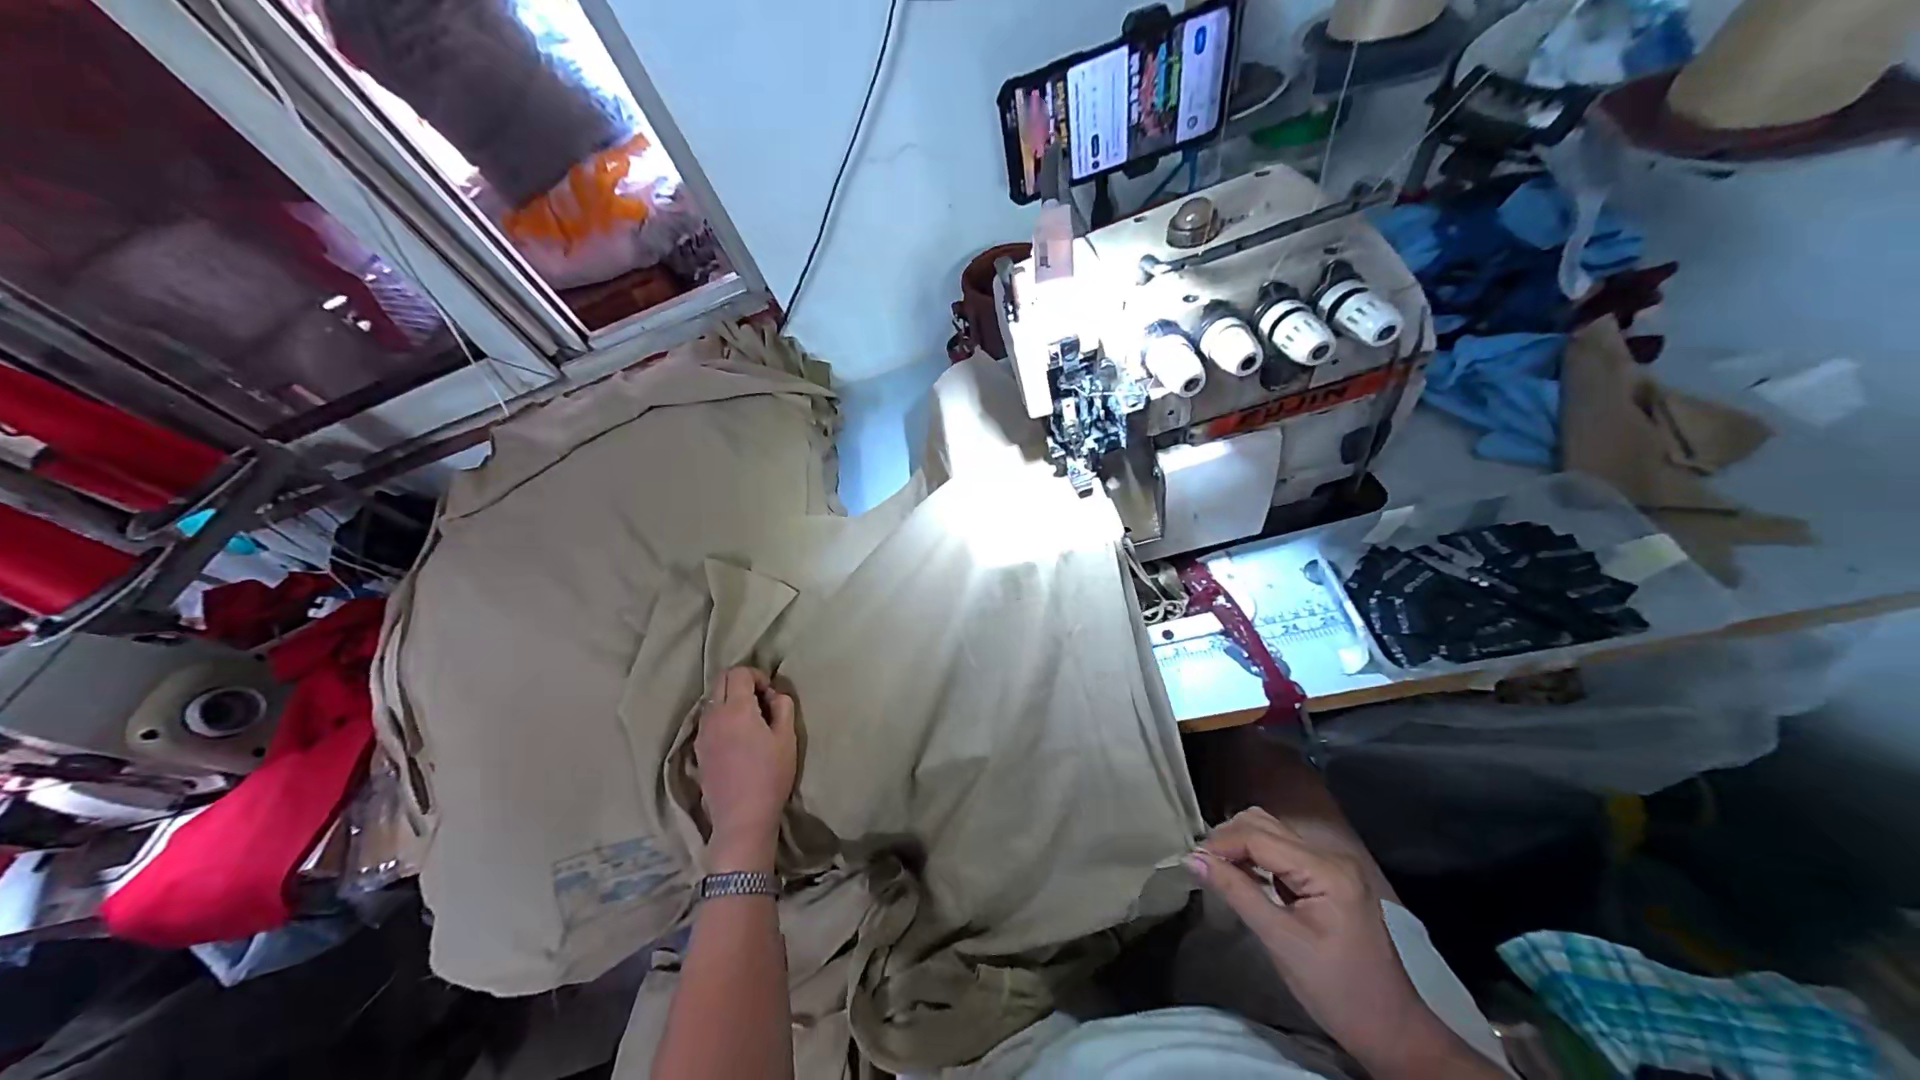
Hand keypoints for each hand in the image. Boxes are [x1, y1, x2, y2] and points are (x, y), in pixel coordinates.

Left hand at [693, 667, 795, 874]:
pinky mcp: (698, 751)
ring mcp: (702, 734)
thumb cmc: (770, 775)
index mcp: (735, 708)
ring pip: (712, 700)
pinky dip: (722, 717)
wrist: (742, 818)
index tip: (770, 693)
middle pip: (721, 681)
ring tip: (750, 721)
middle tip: (761, 702)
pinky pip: (708, 720)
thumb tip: (774, 695)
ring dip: (730, 700)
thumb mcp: (787, 738)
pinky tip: (737, 739)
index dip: (757, 675)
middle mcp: (713, 716)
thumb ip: (783, 707)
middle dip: (741, 683)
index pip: (739, 672)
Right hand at [1188, 809, 1489, 1077]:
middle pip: (1265, 825)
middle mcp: (1331, 856)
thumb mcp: (1280, 940)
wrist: (1390, 1029)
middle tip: (1202, 865)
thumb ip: (1236, 892)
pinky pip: (1283, 852)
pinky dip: (1257, 858)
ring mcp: (1333, 865)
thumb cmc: (1336, 990)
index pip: (1260, 837)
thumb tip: (1191, 859)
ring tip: (1218, 871)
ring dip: (1241, 846)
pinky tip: (1242, 877)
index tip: (1190, 861)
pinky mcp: (1329, 878)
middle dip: (1228, 839)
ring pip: (1272, 833)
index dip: (1221, 844)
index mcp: (1327, 869)